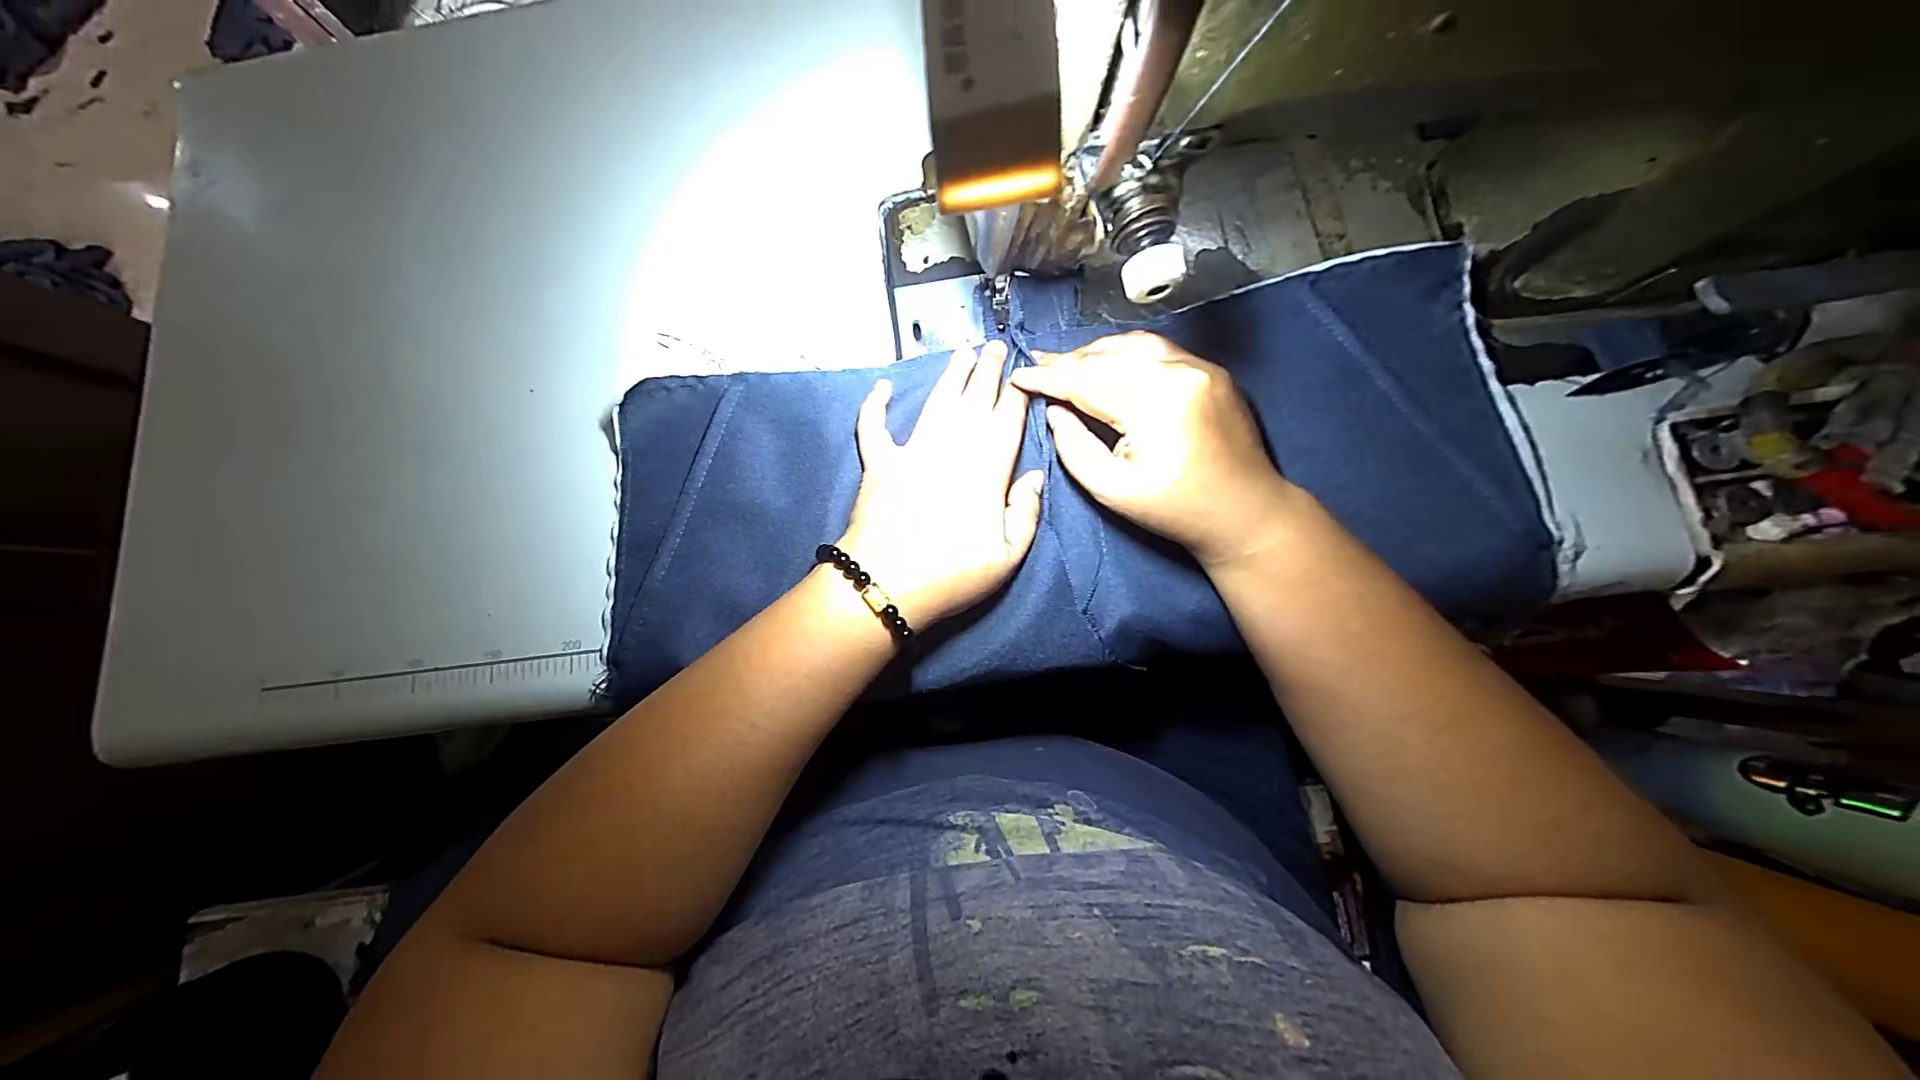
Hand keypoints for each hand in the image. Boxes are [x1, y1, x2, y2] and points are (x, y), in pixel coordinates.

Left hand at [837, 341, 1045, 626]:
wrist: (885, 585)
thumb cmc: (951, 576)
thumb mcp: (1007, 556)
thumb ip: (1025, 512)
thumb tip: (1035, 475)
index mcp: (986, 470)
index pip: (1007, 420)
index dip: (1017, 393)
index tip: (1024, 372)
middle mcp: (951, 450)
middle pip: (974, 400)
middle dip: (987, 370)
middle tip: (995, 345)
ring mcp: (912, 453)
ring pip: (936, 402)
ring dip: (950, 375)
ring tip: (962, 351)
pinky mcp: (879, 463)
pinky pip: (874, 427)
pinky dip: (875, 405)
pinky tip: (882, 387)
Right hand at [1007, 331, 1301, 567]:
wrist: (1245, 512)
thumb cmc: (1176, 510)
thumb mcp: (1111, 490)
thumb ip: (1074, 447)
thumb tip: (1054, 410)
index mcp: (1155, 404)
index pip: (1087, 379)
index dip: (1048, 377)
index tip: (1019, 378)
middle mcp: (1180, 373)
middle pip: (1107, 356)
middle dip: (1067, 362)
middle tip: (1035, 366)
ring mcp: (1200, 367)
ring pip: (1131, 345)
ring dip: (1094, 353)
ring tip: (1064, 363)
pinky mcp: (1210, 370)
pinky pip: (1157, 350)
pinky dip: (1124, 353)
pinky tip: (1106, 363)